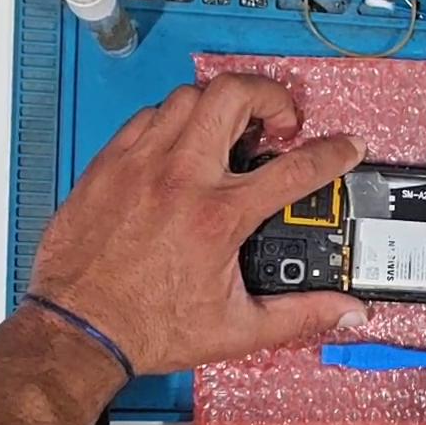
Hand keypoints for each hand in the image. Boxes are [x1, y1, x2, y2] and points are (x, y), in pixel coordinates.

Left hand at [29, 73, 368, 373]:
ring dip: (221, 107)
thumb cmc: (149, 327)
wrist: (78, 329)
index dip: (332, 152)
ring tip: (231, 133)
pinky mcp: (109, 164)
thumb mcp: (239, 329)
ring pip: (189, 96)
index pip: (294, 169)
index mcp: (218, 217)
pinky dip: (175, 120)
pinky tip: (182, 145)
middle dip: (270, 97)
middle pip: (234, 95)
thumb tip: (346, 312)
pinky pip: (148, 116)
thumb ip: (301, 314)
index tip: (345, 145)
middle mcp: (180, 178)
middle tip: (278, 124)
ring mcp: (141, 164)